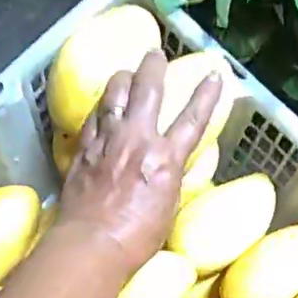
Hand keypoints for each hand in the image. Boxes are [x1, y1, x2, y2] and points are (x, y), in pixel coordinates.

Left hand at [57, 50, 222, 270]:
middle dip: (153, 66)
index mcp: (165, 159)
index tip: (214, 74)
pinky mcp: (82, 152)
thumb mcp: (167, 210)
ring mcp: (106, 142)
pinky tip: (99, 108)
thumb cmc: (135, 239)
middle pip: (147, 90)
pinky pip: (91, 120)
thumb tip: (168, 169)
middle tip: (155, 55)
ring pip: (113, 96)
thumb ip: (168, 181)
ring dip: (121, 80)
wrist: (91, 243)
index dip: (205, 96)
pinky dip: (98, 110)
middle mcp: (137, 140)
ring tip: (123, 74)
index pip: (193, 120)